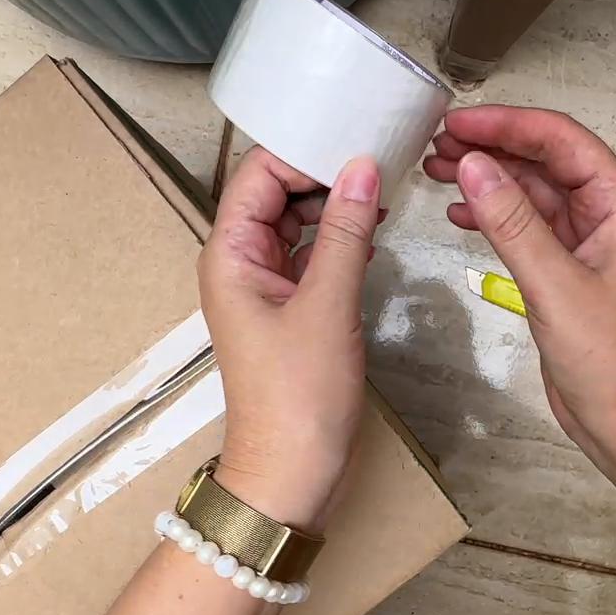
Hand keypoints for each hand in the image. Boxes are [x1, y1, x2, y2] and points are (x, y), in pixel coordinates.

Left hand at [197, 149, 379, 530]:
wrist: (292, 473)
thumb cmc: (299, 395)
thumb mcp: (327, 308)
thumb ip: (346, 234)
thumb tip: (364, 167)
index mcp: (231, 255)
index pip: (259, 174)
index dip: (303, 151)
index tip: (357, 141)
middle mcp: (242, 265)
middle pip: (276, 196)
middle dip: (323, 175)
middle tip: (380, 161)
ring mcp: (266, 291)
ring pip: (297, 228)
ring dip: (335, 209)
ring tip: (384, 193)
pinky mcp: (291, 314)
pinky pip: (311, 261)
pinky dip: (339, 244)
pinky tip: (373, 236)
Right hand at [423, 107, 615, 464]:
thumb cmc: (610, 361)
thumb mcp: (556, 286)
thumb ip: (513, 225)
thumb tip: (473, 166)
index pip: (561, 141)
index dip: (508, 125)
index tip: (456, 123)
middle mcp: (603, 218)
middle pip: (543, 163)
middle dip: (492, 150)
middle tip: (435, 146)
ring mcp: (582, 248)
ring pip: (530, 198)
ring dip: (488, 183)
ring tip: (437, 172)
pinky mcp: (562, 277)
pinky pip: (525, 233)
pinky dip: (493, 222)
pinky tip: (460, 217)